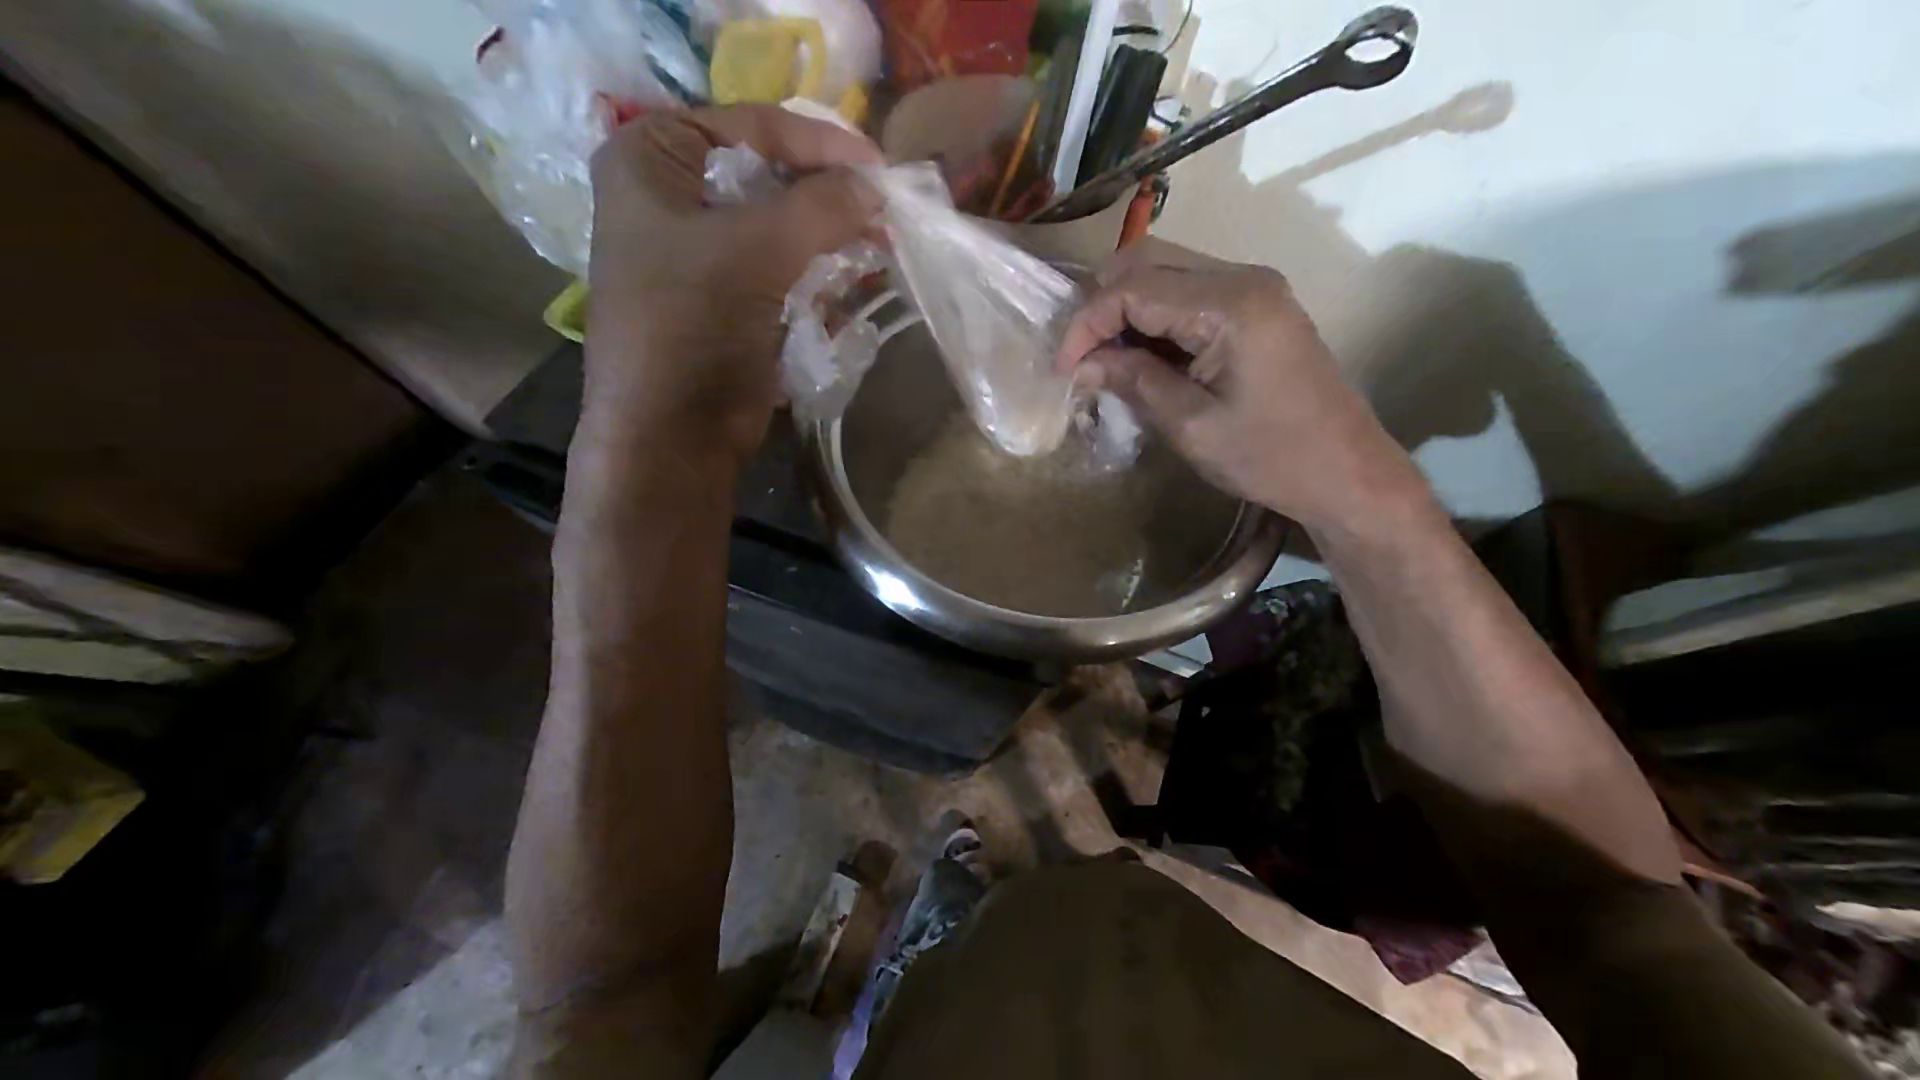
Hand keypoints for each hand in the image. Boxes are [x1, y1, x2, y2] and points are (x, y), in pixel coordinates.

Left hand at [583, 105, 882, 464]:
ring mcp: (700, 255)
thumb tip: (877, 187)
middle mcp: (672, 198)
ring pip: (782, 230)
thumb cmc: (692, 325)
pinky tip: (852, 285)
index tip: (881, 166)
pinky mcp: (728, 303)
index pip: (751, 126)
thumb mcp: (756, 249)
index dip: (820, 143)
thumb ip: (822, 206)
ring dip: (830, 241)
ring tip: (880, 249)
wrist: (671, 434)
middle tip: (886, 214)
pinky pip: (782, 273)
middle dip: (829, 199)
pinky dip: (817, 277)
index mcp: (652, 159)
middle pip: (770, 178)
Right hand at [1056, 241, 1431, 530]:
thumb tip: (1080, 365)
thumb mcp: (1191, 426)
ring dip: (1126, 310)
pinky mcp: (1255, 305)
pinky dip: (1154, 317)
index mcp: (1230, 305)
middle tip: (1082, 359)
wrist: (1345, 471)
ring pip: (1165, 272)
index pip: (1133, 288)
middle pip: (1147, 262)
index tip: (1063, 369)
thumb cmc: (1270, 457)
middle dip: (1102, 306)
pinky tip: (1141, 356)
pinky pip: (1188, 293)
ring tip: (1106, 361)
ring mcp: (1252, 287)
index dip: (1087, 324)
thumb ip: (1133, 381)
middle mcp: (1242, 277)